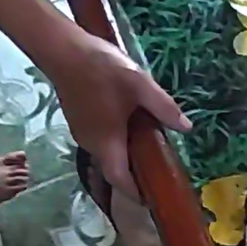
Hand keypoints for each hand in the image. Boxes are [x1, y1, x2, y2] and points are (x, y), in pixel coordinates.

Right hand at [43, 30, 190, 197]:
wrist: (59, 46)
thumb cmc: (99, 67)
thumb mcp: (138, 84)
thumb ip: (163, 107)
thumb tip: (186, 128)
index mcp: (106, 143)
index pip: (120, 180)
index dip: (136, 194)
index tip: (154, 199)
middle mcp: (91, 145)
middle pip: (114, 171)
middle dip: (136, 177)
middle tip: (160, 174)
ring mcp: (82, 133)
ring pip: (108, 156)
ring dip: (127, 159)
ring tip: (151, 154)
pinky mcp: (79, 122)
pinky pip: (101, 143)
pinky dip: (118, 145)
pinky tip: (133, 132)